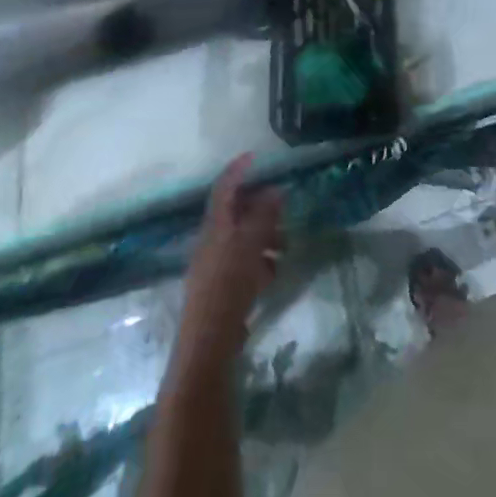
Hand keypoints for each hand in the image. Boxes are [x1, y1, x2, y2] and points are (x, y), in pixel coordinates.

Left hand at [176, 154, 283, 371]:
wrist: (209, 340)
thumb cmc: (228, 286)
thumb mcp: (249, 246)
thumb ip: (262, 217)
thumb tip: (275, 190)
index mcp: (215, 227)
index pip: (224, 190)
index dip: (236, 171)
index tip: (254, 156)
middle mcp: (213, 241)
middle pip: (236, 213)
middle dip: (261, 207)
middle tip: (285, 205)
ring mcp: (216, 264)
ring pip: (244, 238)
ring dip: (266, 235)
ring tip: (286, 245)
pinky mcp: (224, 285)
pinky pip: (245, 261)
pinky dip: (261, 259)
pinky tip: (274, 271)